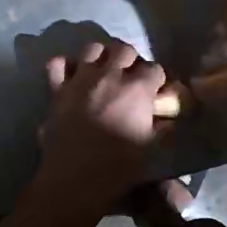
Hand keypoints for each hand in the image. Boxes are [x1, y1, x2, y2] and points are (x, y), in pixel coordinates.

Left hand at [37, 39, 163, 204]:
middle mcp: (110, 75)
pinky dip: (65, 66)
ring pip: (93, 48)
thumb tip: (169, 121)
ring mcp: (81, 79)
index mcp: (137, 89)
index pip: (155, 69)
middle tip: (131, 78)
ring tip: (104, 71)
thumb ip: (163, 130)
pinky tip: (72, 75)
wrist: (76, 177)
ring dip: (102, 56)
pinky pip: (58, 64)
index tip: (156, 91)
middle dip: (132, 61)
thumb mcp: (151, 149)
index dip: (157, 80)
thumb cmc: (119, 166)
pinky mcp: (58, 89)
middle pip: (125, 50)